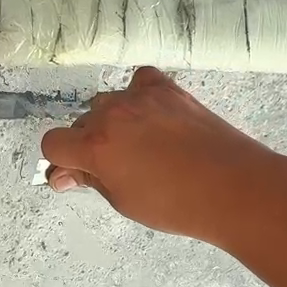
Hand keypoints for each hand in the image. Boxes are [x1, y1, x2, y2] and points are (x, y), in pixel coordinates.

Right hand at [40, 67, 284, 244]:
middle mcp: (113, 115)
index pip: (53, 144)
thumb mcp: (122, 200)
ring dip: (112, 124)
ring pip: (107, 105)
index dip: (60, 163)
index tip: (74, 176)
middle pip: (80, 124)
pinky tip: (148, 118)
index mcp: (95, 147)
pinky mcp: (168, 90)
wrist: (233, 187)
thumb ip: (89, 180)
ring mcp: (141, 98)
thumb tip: (64, 175)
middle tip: (110, 171)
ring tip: (137, 149)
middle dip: (87, 146)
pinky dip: (137, 98)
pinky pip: (139, 83)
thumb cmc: (177, 204)